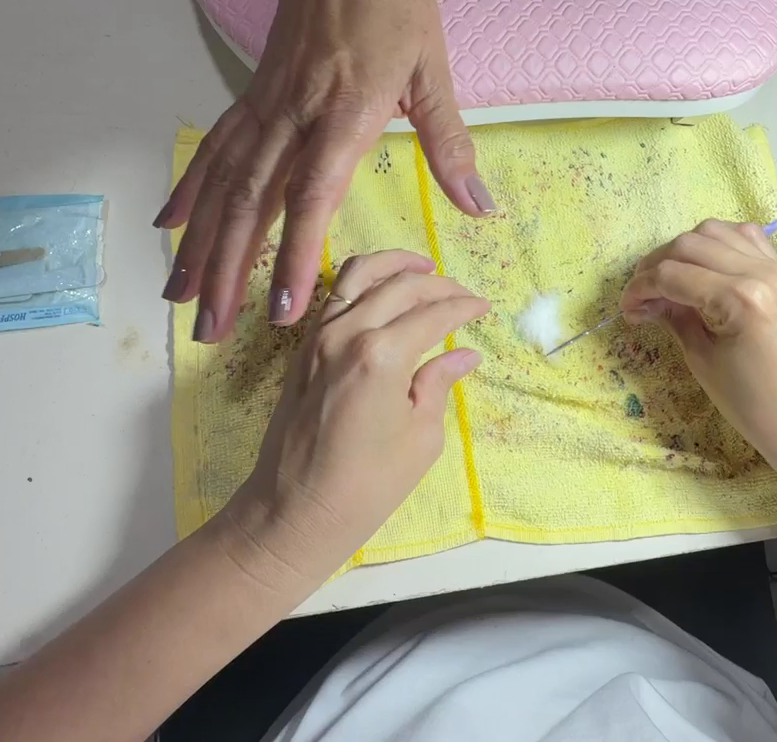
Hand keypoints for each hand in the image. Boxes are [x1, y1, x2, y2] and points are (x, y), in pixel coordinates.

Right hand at [156, 0, 493, 341]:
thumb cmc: (393, 5)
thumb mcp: (433, 69)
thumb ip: (450, 142)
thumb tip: (480, 207)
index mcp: (345, 114)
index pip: (312, 195)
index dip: (296, 254)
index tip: (284, 310)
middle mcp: (294, 117)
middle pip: (252, 202)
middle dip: (229, 270)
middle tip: (210, 328)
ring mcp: (266, 107)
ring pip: (223, 184)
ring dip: (200, 244)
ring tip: (179, 295)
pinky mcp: (252, 98)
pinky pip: (214, 150)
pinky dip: (190, 190)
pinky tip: (170, 225)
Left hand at [221, 249, 488, 587]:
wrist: (292, 511)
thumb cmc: (366, 486)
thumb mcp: (421, 438)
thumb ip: (439, 383)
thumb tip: (464, 355)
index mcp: (382, 356)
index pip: (433, 314)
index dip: (463, 307)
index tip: (484, 306)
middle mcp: (347, 333)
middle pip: (401, 285)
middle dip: (439, 284)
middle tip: (463, 294)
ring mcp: (319, 335)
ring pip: (360, 274)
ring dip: (395, 265)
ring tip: (423, 267)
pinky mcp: (304, 346)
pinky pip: (337, 294)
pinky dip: (364, 281)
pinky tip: (384, 290)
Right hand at [620, 220, 776, 472]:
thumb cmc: (755, 407)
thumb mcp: (703, 361)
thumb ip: (675, 317)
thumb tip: (647, 299)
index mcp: (740, 298)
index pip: (672, 274)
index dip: (640, 288)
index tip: (626, 308)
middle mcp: (761, 272)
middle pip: (690, 244)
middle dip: (656, 265)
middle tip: (642, 296)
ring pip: (716, 232)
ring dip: (685, 250)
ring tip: (670, 280)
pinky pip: (746, 240)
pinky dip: (718, 245)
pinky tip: (705, 269)